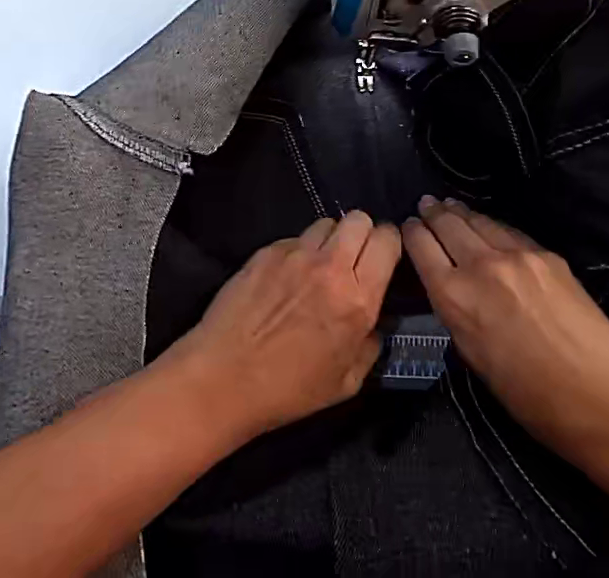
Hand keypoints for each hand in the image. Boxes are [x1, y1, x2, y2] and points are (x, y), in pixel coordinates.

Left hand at [163, 211, 401, 440]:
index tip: (382, 258)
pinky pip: (293, 239)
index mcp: (359, 297)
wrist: (220, 382)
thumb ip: (370, 346)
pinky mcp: (266, 253)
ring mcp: (296, 255)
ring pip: (326, 223)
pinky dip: (296, 253)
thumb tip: (375, 325)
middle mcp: (331, 267)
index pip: (388, 239)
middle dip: (361, 234)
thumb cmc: (287, 391)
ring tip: (318, 265)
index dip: (388, 245)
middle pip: (359, 219)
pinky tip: (284, 278)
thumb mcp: (346, 382)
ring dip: (329, 240)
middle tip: (352, 258)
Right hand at [402, 196, 608, 455]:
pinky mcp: (546, 254)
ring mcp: (518, 255)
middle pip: (449, 226)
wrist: (597, 391)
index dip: (412, 234)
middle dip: (433, 214)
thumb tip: (453, 289)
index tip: (408, 226)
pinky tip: (487, 223)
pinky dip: (491, 224)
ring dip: (461, 212)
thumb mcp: (474, 358)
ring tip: (449, 204)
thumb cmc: (529, 396)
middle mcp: (482, 266)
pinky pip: (510, 231)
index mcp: (456, 298)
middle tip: (425, 203)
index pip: (423, 249)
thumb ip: (458, 314)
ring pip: (480, 221)